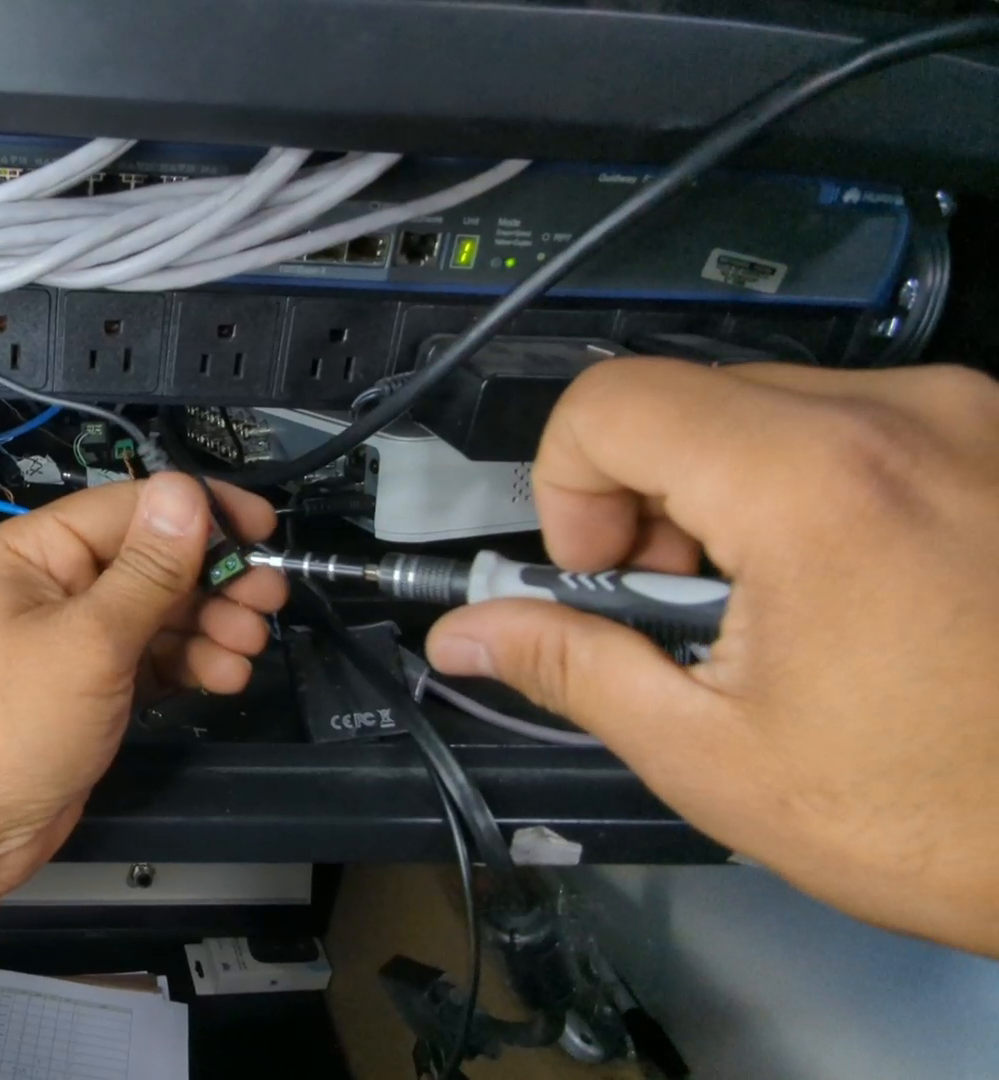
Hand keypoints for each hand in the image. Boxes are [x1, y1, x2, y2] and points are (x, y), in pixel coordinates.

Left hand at [0, 473, 285, 898]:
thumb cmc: (9, 723)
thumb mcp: (87, 642)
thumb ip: (147, 570)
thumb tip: (185, 487)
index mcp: (35, 551)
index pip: (129, 508)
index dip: (199, 512)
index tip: (264, 528)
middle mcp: (52, 585)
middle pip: (149, 562)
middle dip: (211, 578)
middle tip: (270, 597)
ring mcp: (71, 640)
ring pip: (155, 614)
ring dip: (208, 626)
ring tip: (249, 648)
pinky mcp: (88, 688)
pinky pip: (148, 659)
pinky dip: (187, 663)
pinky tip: (225, 676)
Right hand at [425, 358, 998, 954]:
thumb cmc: (950, 819)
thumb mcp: (712, 755)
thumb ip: (566, 667)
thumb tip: (456, 635)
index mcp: (818, 484)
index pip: (605, 404)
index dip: (566, 486)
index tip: (608, 573)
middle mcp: (907, 416)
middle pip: (673, 405)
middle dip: (634, 500)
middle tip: (679, 604)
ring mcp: (980, 418)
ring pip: (749, 412)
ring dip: (709, 497)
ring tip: (765, 602)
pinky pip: (838, 425)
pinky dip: (789, 489)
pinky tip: (842, 584)